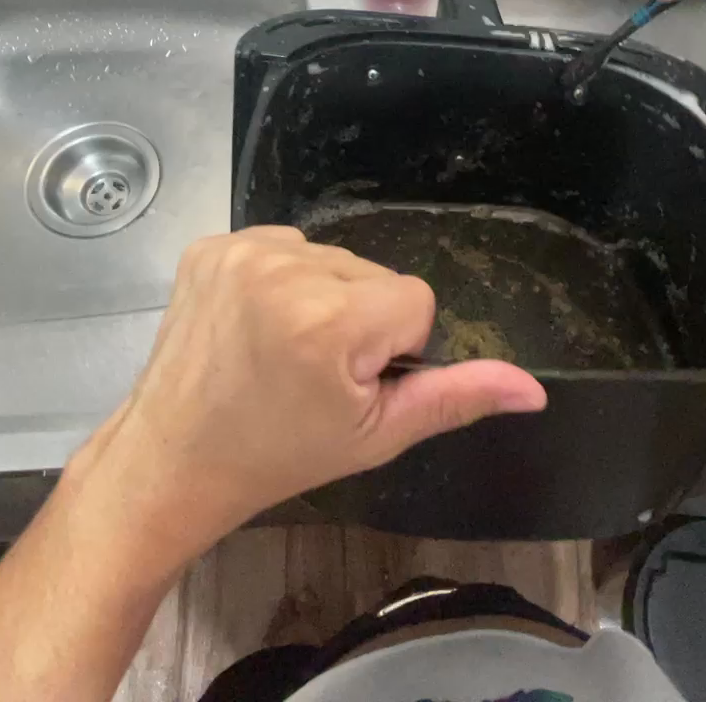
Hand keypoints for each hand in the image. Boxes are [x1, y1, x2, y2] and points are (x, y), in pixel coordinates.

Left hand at [69, 227, 545, 558]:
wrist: (173, 461)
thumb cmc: (280, 456)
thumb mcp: (377, 436)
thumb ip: (456, 399)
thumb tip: (533, 387)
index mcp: (329, 319)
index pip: (415, 300)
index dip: (393, 346)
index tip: (349, 380)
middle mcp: (284, 268)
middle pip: (373, 273)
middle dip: (360, 317)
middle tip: (314, 370)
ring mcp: (240, 250)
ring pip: (332, 257)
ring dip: (323, 295)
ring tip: (284, 346)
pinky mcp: (211, 244)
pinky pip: (284, 246)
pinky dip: (284, 278)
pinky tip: (258, 322)